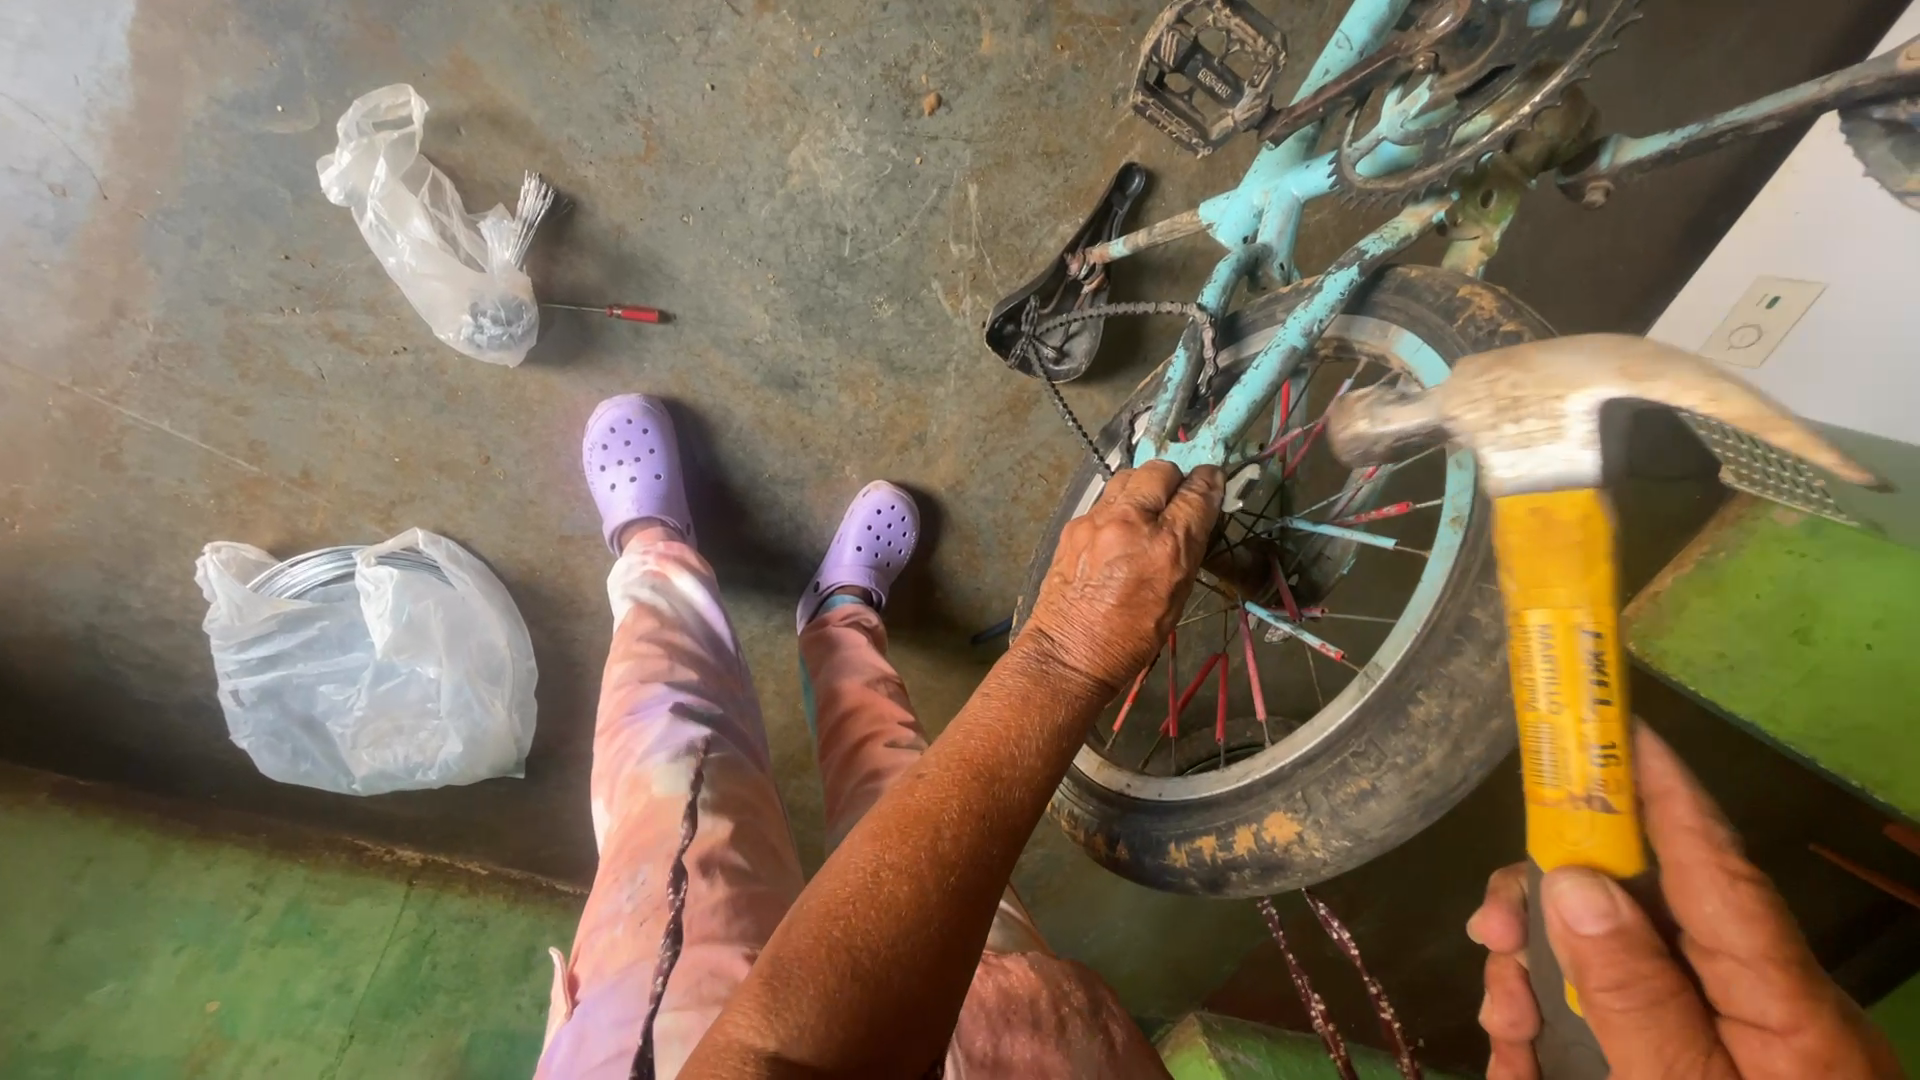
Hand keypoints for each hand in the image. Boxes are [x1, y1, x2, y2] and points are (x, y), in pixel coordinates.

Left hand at [1019, 460, 1222, 695]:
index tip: (1212, 481)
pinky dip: (1117, 506)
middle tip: (1176, 497)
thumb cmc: (1131, 637)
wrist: (1069, 653)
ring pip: (1127, 477)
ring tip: (1145, 509)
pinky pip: (1103, 501)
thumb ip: (1187, 548)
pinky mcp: (1073, 526)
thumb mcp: (1176, 595)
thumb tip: (1196, 517)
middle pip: (1160, 471)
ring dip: (1142, 487)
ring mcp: (1097, 520)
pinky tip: (1117, 529)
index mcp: (1167, 545)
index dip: (1209, 483)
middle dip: (1174, 479)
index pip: (1197, 492)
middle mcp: (1131, 522)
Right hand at [1469, 726, 1899, 1079]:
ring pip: (1594, 947)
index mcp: (1776, 999)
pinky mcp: (1684, 1048)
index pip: (1711, 862)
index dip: (1662, 787)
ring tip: (1507, 1035)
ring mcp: (1714, 1022)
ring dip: (1531, 977)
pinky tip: (1521, 1060)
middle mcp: (1746, 992)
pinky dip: (1546, 1025)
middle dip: (1541, 908)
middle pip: (1625, 897)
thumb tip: (1575, 878)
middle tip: (1491, 945)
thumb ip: (1638, 998)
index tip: (1619, 725)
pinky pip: (1598, 1003)